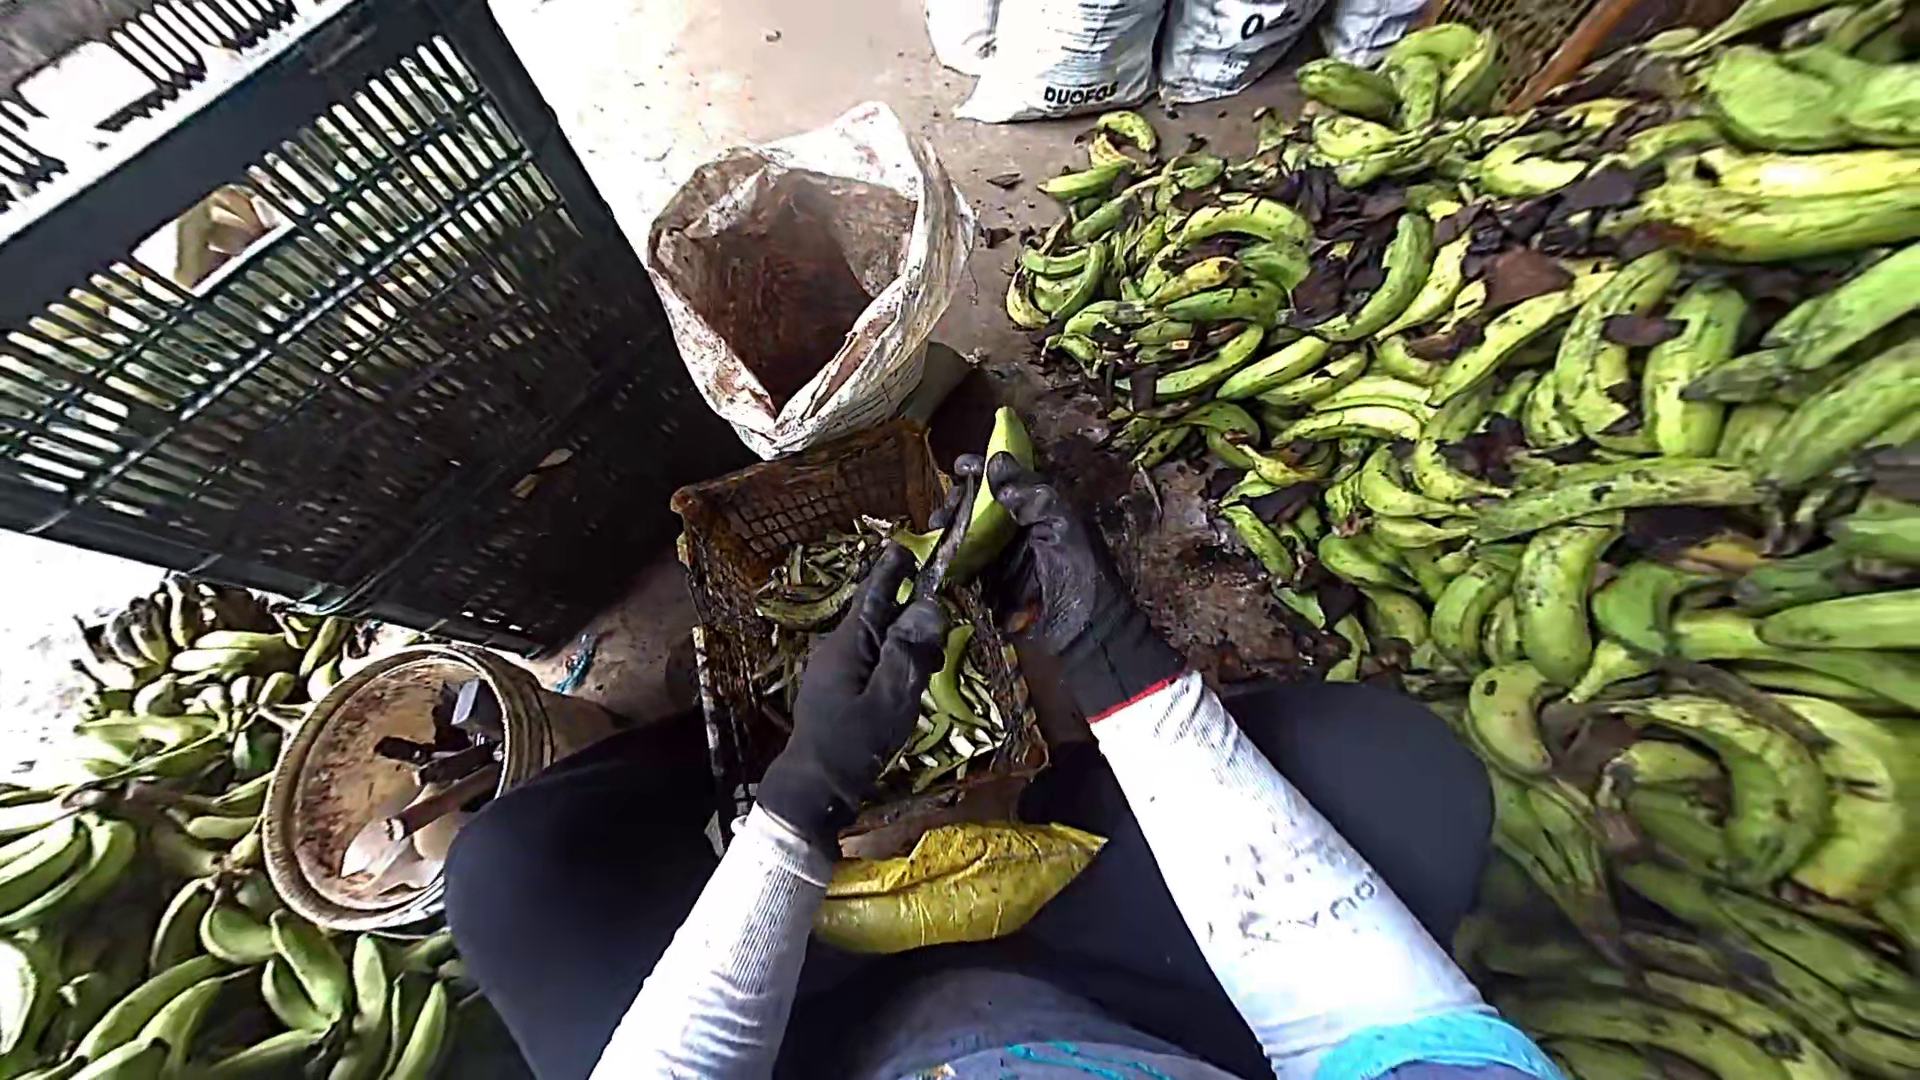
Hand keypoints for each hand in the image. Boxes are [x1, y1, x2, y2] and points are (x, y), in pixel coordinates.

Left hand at [755, 544, 948, 848]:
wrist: (813, 788)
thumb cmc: (852, 744)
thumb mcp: (889, 700)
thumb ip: (909, 652)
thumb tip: (931, 606)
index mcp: (848, 643)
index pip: (874, 593)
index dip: (892, 568)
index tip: (909, 546)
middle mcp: (838, 646)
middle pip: (877, 612)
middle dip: (905, 603)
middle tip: (934, 605)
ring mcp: (835, 666)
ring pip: (875, 635)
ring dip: (902, 632)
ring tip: (927, 646)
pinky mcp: (838, 684)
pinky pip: (870, 654)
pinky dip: (893, 653)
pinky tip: (907, 672)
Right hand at [947, 452, 1181, 717]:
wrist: (1083, 631)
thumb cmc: (1079, 572)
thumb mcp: (1062, 525)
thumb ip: (1031, 494)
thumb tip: (996, 462)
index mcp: (1041, 507)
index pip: (1007, 479)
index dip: (983, 469)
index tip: (960, 466)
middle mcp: (1019, 526)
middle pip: (980, 503)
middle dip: (959, 498)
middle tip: (948, 502)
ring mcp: (1003, 555)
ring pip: (968, 531)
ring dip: (950, 525)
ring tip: (938, 523)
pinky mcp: (990, 582)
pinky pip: (965, 563)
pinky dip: (949, 556)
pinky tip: (937, 550)